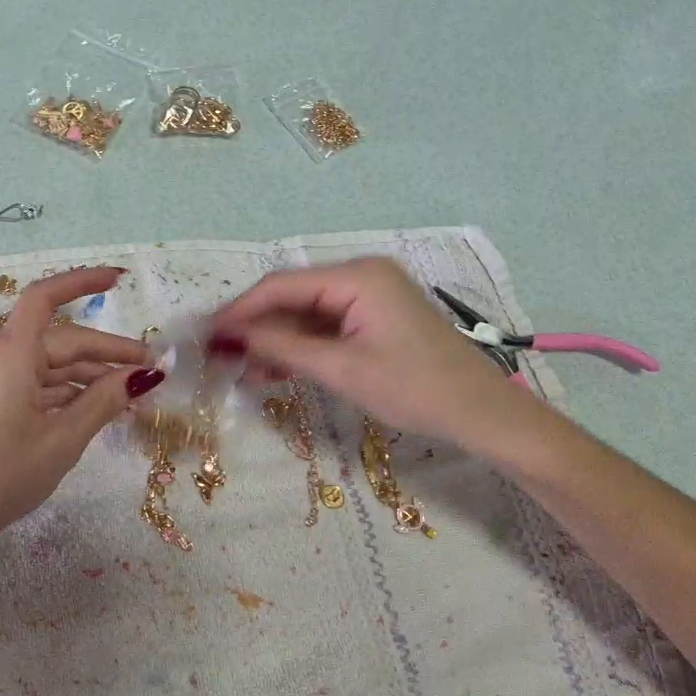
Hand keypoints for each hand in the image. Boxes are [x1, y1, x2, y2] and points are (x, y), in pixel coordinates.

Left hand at [0, 266, 163, 553]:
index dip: (81, 282)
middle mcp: (5, 357)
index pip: (45, 298)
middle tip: (155, 369)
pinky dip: (73, 393)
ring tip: (138, 395)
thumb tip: (142, 376)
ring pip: (55, 364)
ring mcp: (1, 381)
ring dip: (94, 375)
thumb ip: (102, 402)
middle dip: (108, 350)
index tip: (119, 280)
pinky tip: (104, 409)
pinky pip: (43, 385)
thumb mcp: (62, 439)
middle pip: (62, 339)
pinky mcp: (0, 403)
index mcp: (13, 353)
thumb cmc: (2, 474)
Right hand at [209, 257, 523, 445]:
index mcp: (357, 276)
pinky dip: (299, 346)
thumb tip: (228, 334)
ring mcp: (369, 296)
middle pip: (290, 296)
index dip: (239, 309)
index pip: (281, 285)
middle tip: (218, 353)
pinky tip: (274, 370)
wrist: (490, 419)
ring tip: (243, 370)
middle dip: (254, 326)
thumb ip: (281, 347)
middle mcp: (361, 275)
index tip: (206, 333)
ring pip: (304, 313)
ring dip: (274, 340)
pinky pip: (324, 325)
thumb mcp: (342, 370)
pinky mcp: (373, 318)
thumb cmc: (417, 390)